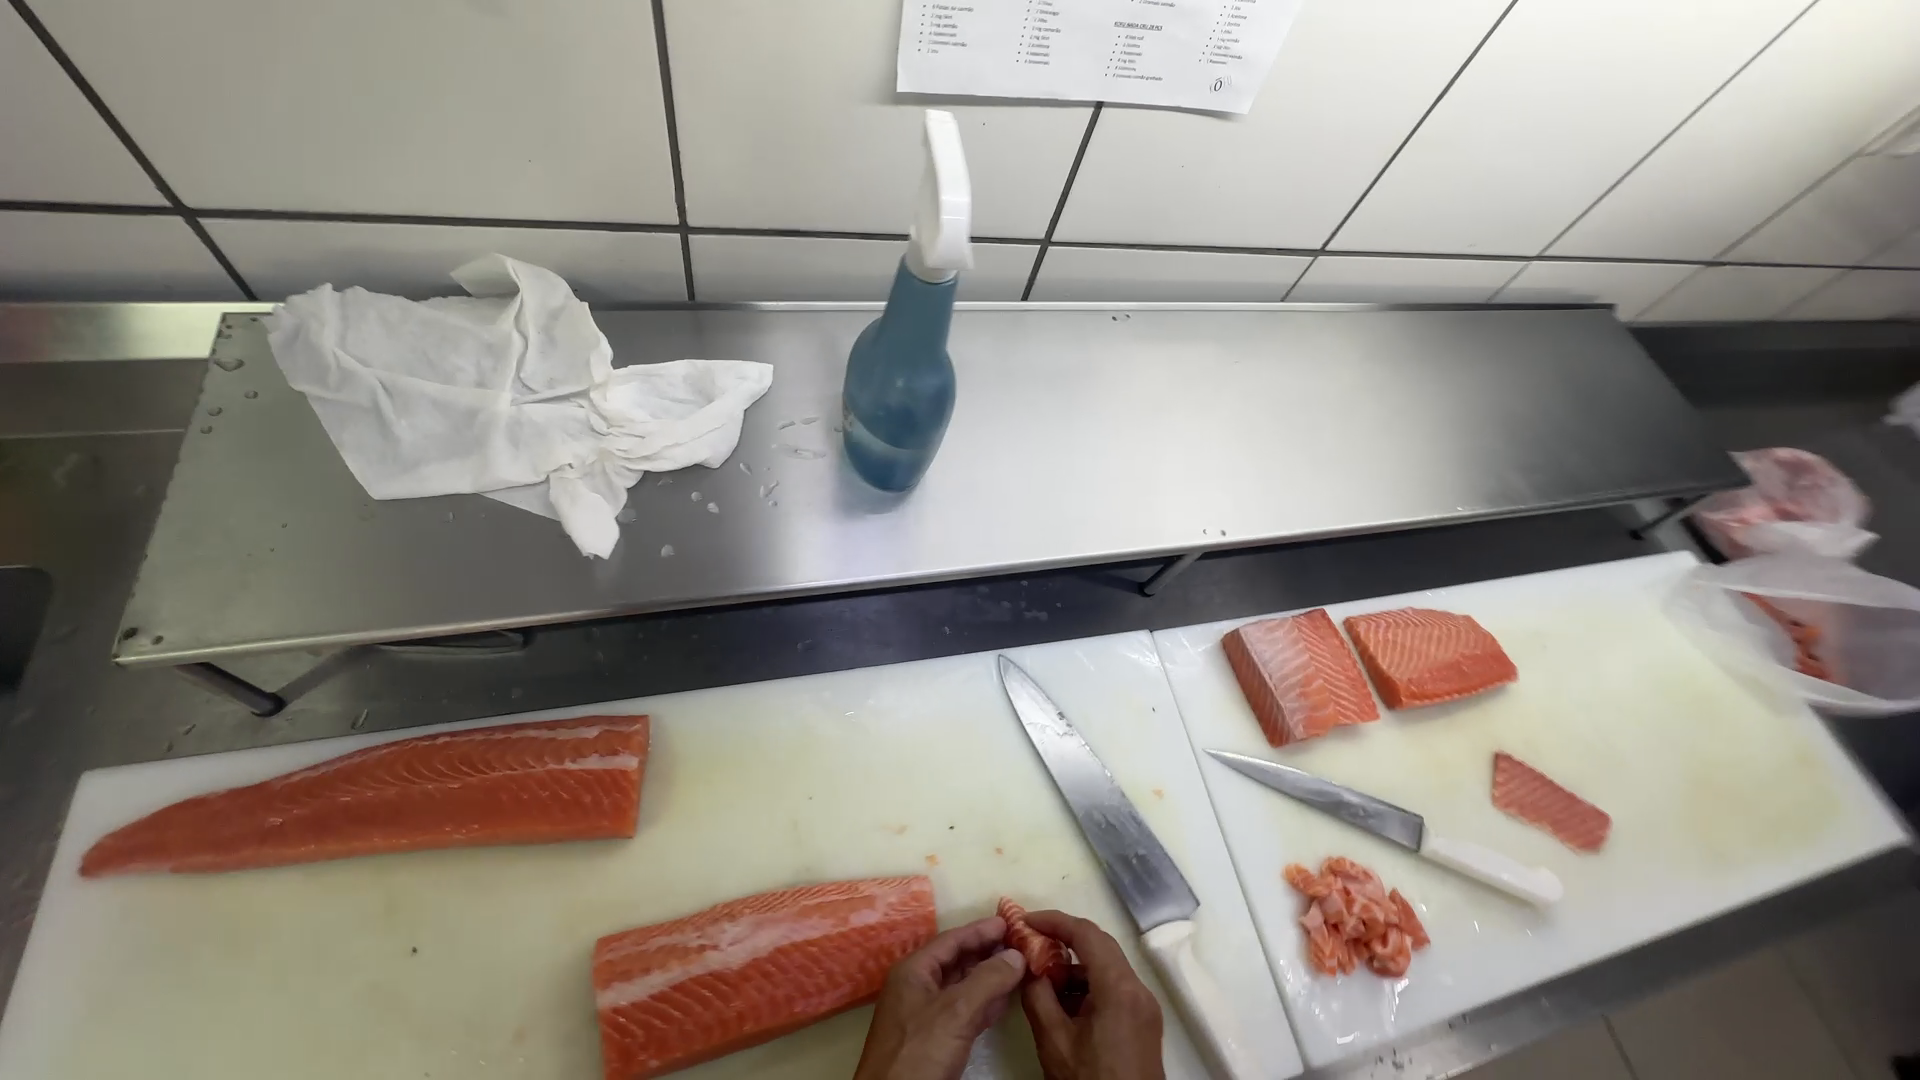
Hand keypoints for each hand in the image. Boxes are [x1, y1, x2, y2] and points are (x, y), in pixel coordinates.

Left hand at [853, 915, 1027, 1079]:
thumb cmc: (919, 1052)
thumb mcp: (956, 1012)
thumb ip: (988, 980)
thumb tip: (1017, 955)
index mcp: (914, 971)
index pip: (952, 940)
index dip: (980, 930)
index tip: (1009, 922)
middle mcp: (918, 987)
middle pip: (957, 960)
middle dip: (987, 951)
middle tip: (1019, 943)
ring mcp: (925, 1015)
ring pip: (962, 986)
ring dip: (989, 977)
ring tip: (1018, 967)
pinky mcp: (934, 1040)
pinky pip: (963, 1011)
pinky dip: (984, 1003)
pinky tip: (1005, 1000)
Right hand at [1019, 911, 1164, 1079]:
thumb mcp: (1054, 1042)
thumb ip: (1038, 996)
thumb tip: (1028, 966)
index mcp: (1119, 988)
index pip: (1086, 934)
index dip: (1054, 921)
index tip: (1025, 920)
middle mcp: (1139, 989)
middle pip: (1100, 946)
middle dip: (1063, 939)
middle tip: (1031, 941)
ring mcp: (1145, 1007)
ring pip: (1107, 967)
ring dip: (1075, 966)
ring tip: (1042, 977)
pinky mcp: (1144, 1022)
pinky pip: (1114, 988)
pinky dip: (1088, 986)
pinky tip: (1063, 1003)